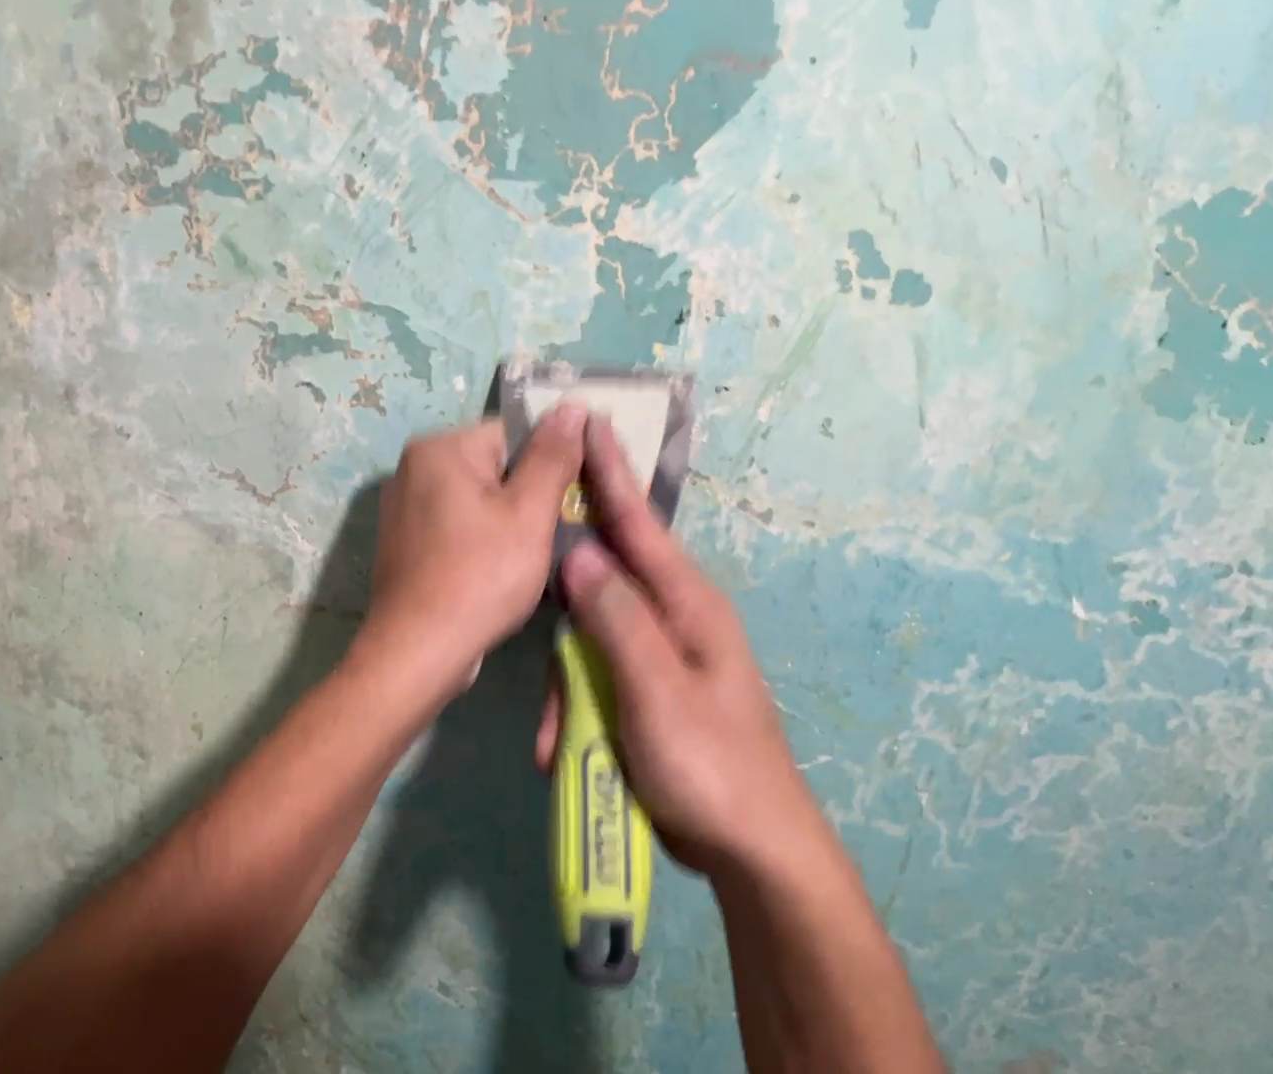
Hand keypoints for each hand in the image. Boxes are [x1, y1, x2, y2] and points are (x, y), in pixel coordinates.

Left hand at [359, 406, 586, 692]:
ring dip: (510, 523)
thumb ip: (553, 457)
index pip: (514, 432)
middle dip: (531, 496)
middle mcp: (413, 468)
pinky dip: (483, 543)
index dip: (553, 463)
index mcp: (439, 448)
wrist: (419, 651)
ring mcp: (404, 508)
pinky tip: (502, 573)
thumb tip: (572, 407)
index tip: (578, 498)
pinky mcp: (406, 544)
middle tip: (562, 532)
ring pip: (478, 501)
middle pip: (495, 466)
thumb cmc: (480, 577)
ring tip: (533, 557)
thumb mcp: (529, 513)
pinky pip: (458, 528)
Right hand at [534, 417, 815, 870]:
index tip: (589, 422)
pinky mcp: (646, 696)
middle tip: (521, 594)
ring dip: (565, 690)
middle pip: (602, 584)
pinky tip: (562, 754)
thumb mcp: (656, 690)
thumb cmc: (710, 765)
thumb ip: (616, 618)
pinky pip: (596, 685)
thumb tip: (578, 552)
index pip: (638, 525)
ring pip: (589, 644)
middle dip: (562, 603)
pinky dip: (576, 716)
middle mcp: (674, 621)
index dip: (610, 474)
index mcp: (688, 605)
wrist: (751, 850)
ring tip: (554, 739)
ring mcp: (659, 661)